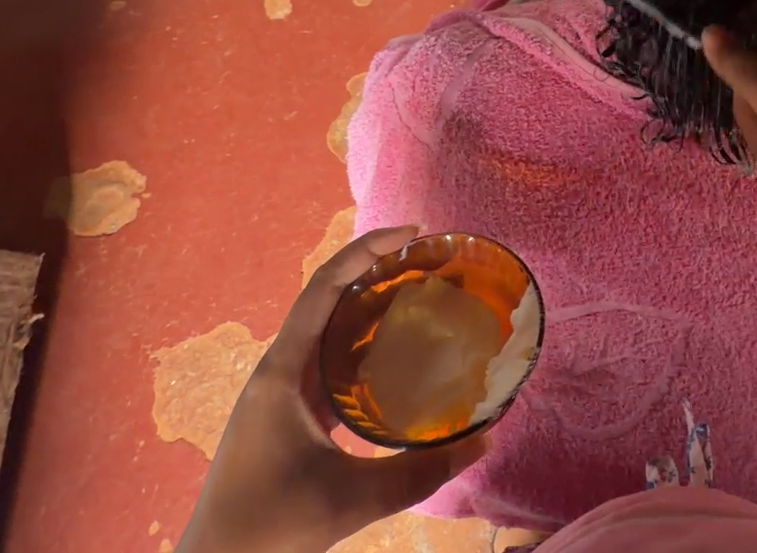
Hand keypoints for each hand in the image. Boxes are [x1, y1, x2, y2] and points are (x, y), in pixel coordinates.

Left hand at [179, 226, 488, 552]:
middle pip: (327, 296)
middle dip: (373, 267)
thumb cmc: (271, 529)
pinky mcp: (290, 411)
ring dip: (368, 302)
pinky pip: (330, 356)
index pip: (324, 287)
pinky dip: (363, 340)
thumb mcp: (351, 500)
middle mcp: (280, 368)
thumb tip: (484, 439)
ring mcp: (282, 390)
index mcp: (283, 371)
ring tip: (418, 292)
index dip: (365, 250)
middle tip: (424, 259)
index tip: (411, 233)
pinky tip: (397, 351)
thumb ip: (420, 471)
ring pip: (328, 326)